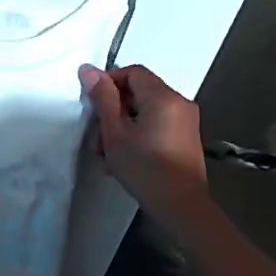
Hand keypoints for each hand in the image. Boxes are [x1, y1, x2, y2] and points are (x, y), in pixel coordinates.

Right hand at [79, 63, 212, 222]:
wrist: (181, 207)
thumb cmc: (145, 168)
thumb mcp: (115, 133)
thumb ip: (102, 98)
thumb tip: (88, 69)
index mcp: (163, 96)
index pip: (132, 72)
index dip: (108, 82)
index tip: (93, 106)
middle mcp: (179, 102)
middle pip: (139, 92)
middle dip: (114, 110)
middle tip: (98, 137)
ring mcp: (186, 121)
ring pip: (146, 110)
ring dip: (124, 125)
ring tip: (108, 154)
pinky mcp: (186, 138)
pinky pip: (158, 124)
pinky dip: (139, 133)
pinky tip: (126, 158)